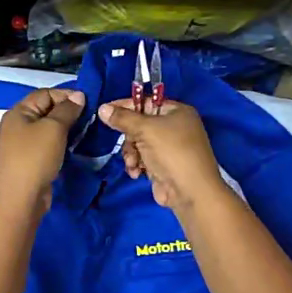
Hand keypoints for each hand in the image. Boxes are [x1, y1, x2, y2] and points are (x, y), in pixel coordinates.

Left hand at [0, 88, 85, 210]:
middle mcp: (17, 125)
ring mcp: (22, 144)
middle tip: (90, 118)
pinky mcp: (30, 160)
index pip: (45, 94)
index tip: (89, 103)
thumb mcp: (53, 128)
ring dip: (67, 129)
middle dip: (68, 112)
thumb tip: (78, 95)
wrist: (21, 198)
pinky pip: (48, 144)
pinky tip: (76, 146)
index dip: (66, 95)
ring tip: (86, 132)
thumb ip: (67, 109)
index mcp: (18, 112)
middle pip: (46, 110)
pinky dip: (62, 143)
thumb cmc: (35, 158)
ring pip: (48, 129)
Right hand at [98, 99, 226, 208]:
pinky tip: (136, 173)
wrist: (189, 190)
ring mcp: (168, 147)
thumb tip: (102, 108)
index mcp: (176, 111)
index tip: (105, 110)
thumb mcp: (145, 130)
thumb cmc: (171, 152)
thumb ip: (122, 118)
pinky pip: (141, 158)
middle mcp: (173, 126)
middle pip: (139, 124)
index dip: (125, 106)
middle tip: (128, 143)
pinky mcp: (161, 164)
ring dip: (131, 153)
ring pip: (137, 143)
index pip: (146, 101)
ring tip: (133, 163)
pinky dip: (136, 164)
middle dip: (129, 137)